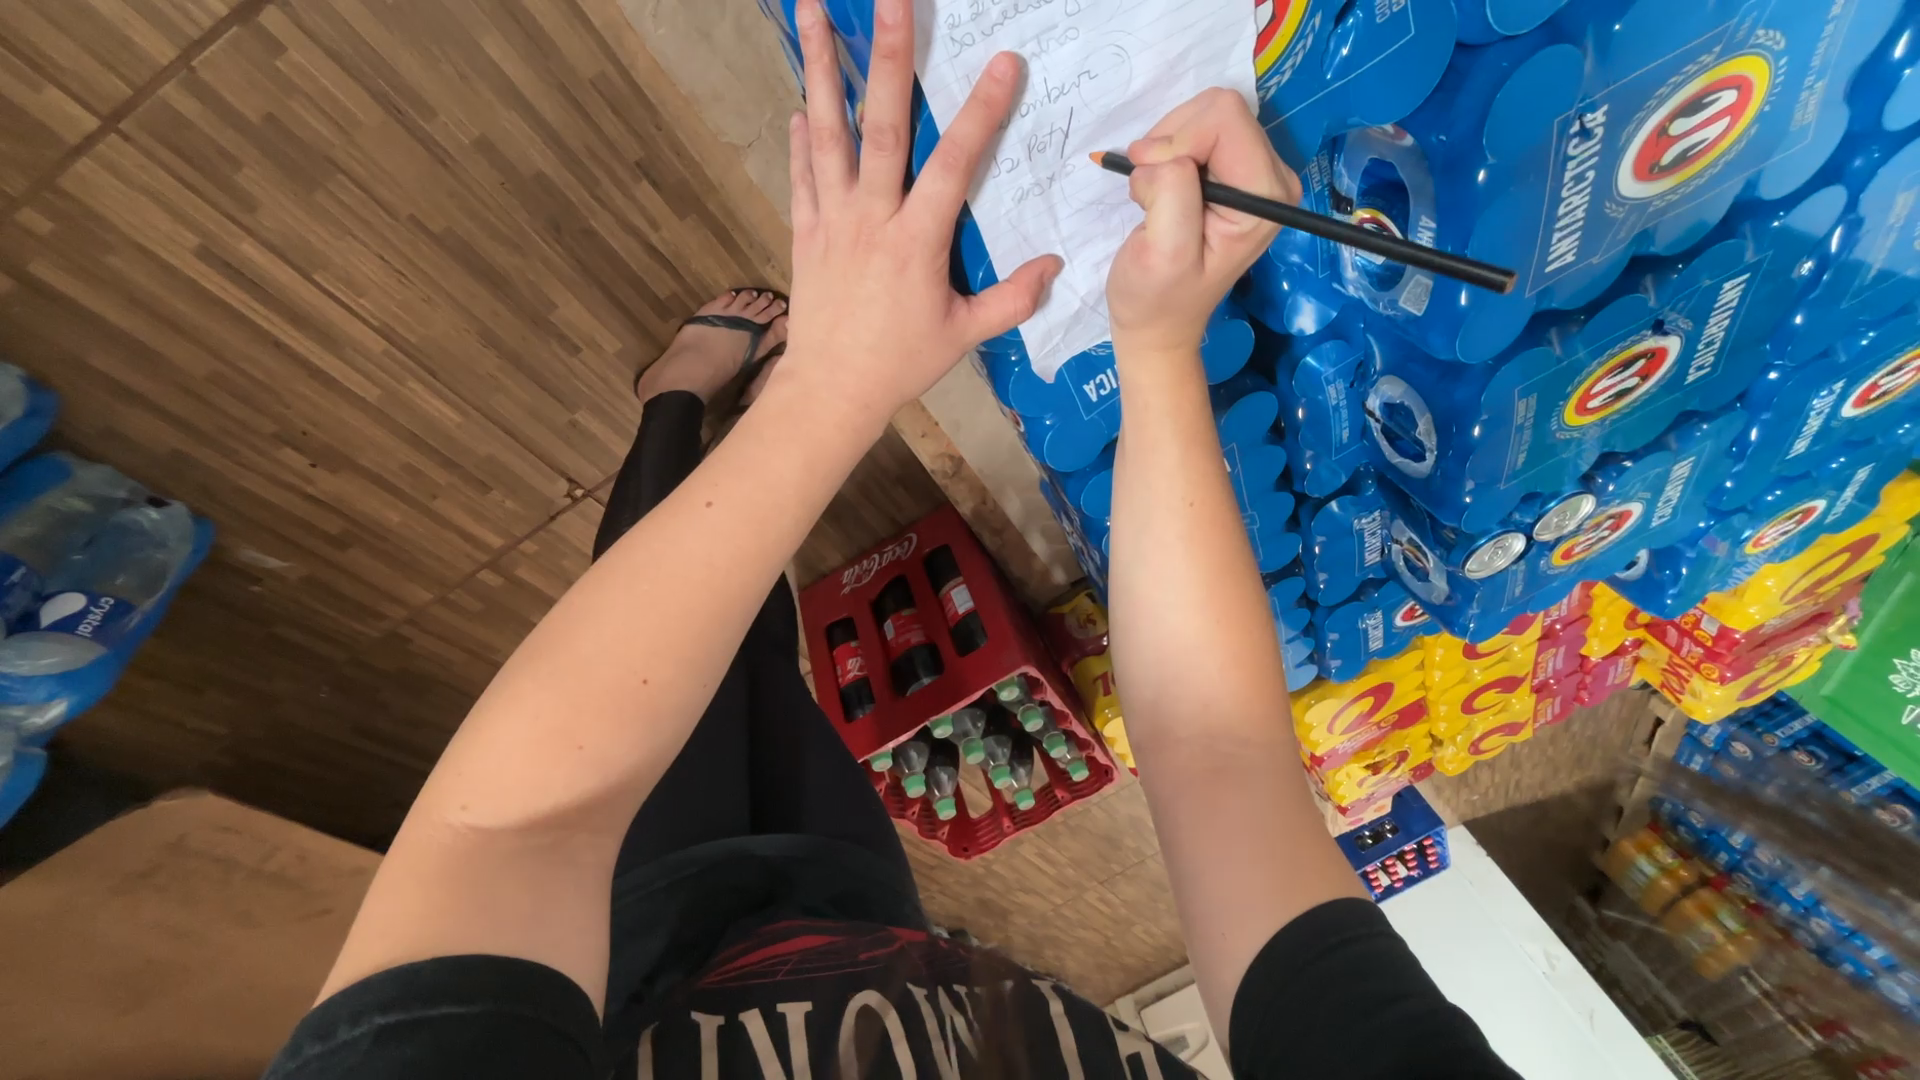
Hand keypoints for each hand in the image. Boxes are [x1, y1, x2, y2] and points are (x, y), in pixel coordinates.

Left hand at [779, 0, 1062, 425]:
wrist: (831, 390)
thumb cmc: (899, 365)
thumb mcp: (962, 336)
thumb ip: (1010, 301)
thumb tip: (1052, 267)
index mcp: (916, 242)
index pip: (954, 165)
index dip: (982, 114)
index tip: (1003, 63)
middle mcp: (871, 219)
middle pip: (881, 127)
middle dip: (888, 56)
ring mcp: (832, 221)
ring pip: (827, 136)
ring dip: (822, 71)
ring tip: (812, 12)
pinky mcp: (805, 233)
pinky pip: (802, 176)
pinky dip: (800, 141)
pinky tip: (799, 107)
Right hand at [1107, 89, 1300, 358]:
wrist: (1157, 324)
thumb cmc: (1156, 298)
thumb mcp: (1163, 251)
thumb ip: (1171, 192)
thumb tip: (1160, 156)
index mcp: (1266, 194)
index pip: (1225, 118)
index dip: (1176, 143)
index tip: (1150, 186)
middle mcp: (1271, 176)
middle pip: (1218, 108)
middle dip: (1170, 143)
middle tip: (1149, 190)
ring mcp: (1253, 172)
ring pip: (1204, 114)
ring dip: (1164, 149)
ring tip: (1153, 195)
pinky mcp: (1233, 172)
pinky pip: (1197, 130)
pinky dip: (1166, 153)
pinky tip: (1161, 190)